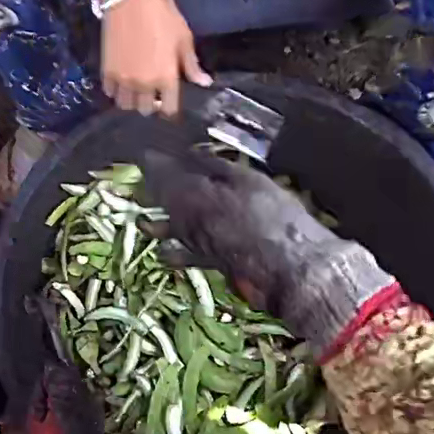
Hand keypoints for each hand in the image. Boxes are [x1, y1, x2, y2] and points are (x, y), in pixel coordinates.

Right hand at [100, 0, 211, 117]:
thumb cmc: (161, 12)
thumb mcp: (183, 37)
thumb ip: (191, 64)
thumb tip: (204, 82)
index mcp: (166, 78)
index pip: (169, 108)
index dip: (170, 106)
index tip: (170, 100)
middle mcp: (144, 84)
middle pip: (146, 109)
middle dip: (151, 103)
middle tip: (153, 91)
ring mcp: (123, 79)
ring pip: (126, 105)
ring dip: (132, 100)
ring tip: (136, 89)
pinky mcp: (107, 71)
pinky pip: (110, 92)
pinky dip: (116, 90)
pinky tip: (122, 80)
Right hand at [141, 150, 391, 351]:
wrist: (294, 274)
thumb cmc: (251, 229)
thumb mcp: (208, 200)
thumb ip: (176, 183)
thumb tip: (149, 159)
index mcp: (235, 177)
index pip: (196, 161)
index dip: (170, 162)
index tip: (144, 165)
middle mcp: (236, 199)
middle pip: (194, 192)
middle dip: (165, 197)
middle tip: (139, 198)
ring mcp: (238, 230)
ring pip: (196, 223)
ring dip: (170, 226)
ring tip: (145, 228)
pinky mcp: (237, 259)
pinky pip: (204, 251)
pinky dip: (183, 253)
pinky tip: (164, 256)